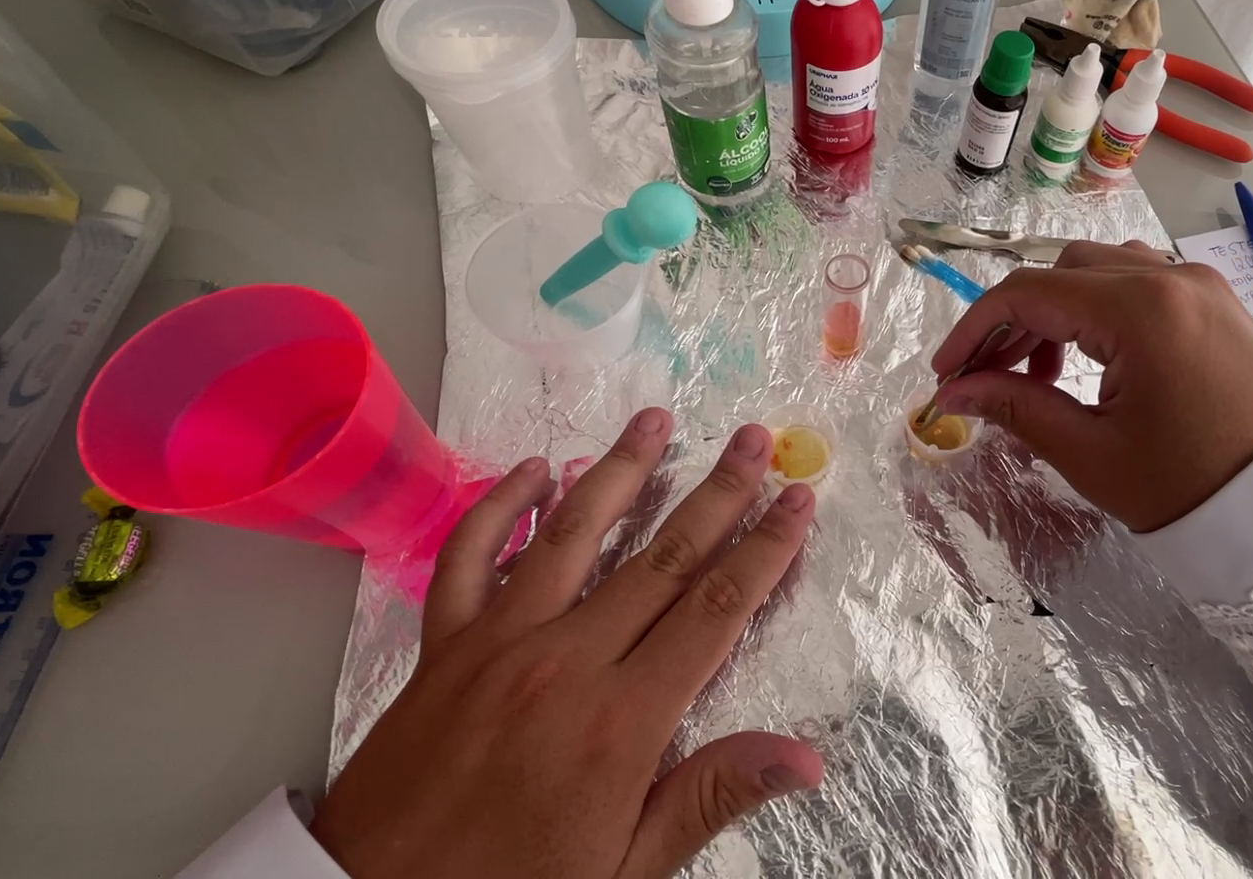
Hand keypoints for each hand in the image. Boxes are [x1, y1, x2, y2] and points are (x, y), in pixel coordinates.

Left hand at [311, 410, 823, 878]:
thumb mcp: (626, 871)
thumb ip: (713, 796)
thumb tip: (809, 759)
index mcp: (622, 720)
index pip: (716, 611)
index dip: (765, 550)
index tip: (798, 499)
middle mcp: (567, 662)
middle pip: (662, 557)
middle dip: (719, 492)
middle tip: (753, 438)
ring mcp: (500, 643)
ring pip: (573, 535)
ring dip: (621, 471)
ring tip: (657, 419)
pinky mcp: (444, 645)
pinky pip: (469, 558)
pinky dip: (499, 507)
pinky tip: (532, 469)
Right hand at [931, 241, 1252, 533]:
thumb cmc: (1190, 488)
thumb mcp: (1091, 453)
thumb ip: (1015, 407)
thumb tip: (953, 391)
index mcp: (1140, 310)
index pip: (1028, 293)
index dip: (974, 329)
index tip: (945, 372)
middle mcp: (1170, 276)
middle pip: (1060, 272)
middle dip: (1013, 320)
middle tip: (988, 377)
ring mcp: (1197, 282)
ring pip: (1097, 269)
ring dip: (1054, 310)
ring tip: (1039, 374)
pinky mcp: (1213, 298)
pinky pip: (1136, 280)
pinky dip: (1096, 308)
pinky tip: (1089, 355)